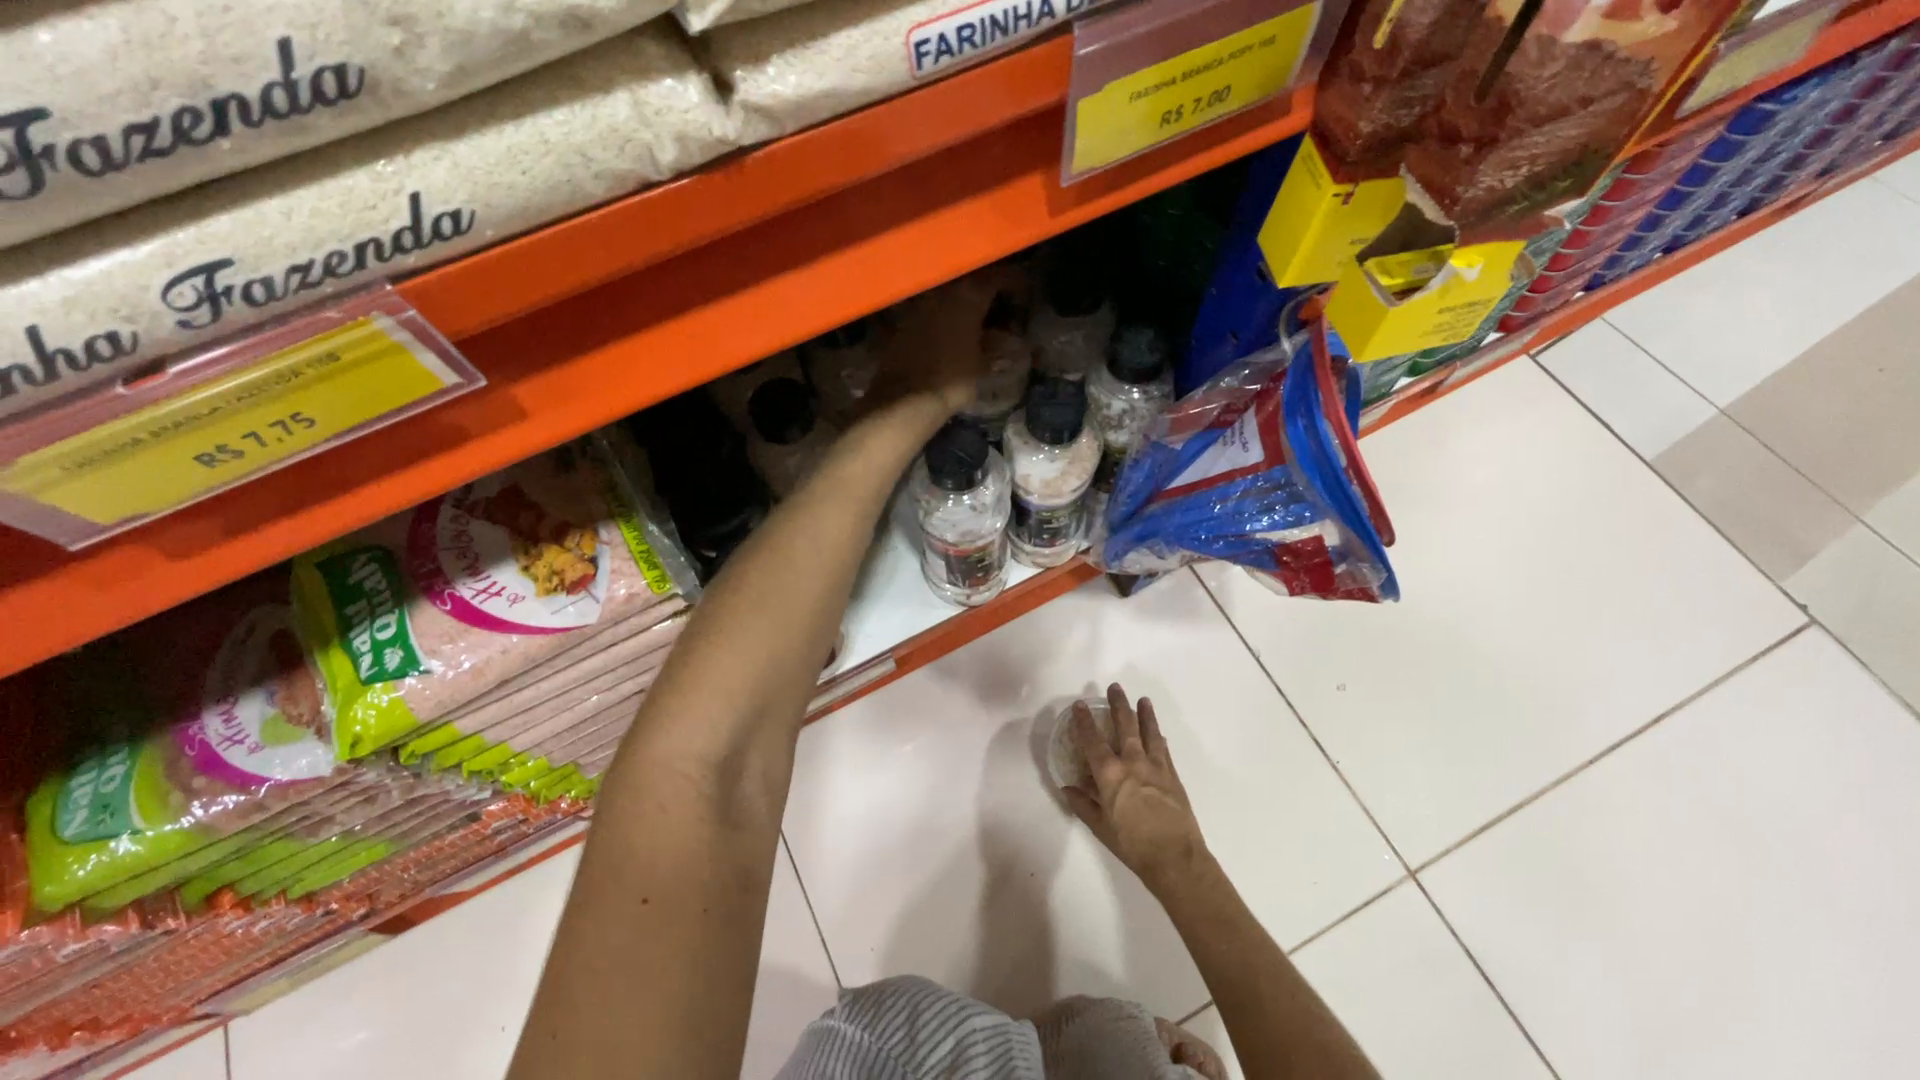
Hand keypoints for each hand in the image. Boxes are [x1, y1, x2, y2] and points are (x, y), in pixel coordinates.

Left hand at [869, 264, 1021, 412]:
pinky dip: (944, 315)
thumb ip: (996, 347)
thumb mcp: (983, 365)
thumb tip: (1003, 341)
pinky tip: (951, 331)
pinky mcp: (904, 320)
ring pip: (948, 293)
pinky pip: (931, 309)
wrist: (905, 399)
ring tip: (976, 318)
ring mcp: (920, 303)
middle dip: (987, 290)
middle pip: (970, 280)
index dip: (1014, 283)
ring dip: (963, 302)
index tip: (1022, 294)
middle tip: (1000, 305)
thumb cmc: (952, 380)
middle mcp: (943, 291)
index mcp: (969, 296)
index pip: (998, 277)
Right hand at [1063, 684, 1211, 895]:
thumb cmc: (1132, 844)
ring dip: (1145, 715)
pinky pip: (1165, 751)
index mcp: (1111, 775)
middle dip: (1118, 706)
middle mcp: (1133, 764)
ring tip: (1143, 700)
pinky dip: (1159, 739)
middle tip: (1115, 687)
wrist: (1175, 857)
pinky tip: (1159, 734)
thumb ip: (1083, 805)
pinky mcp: (1173, 777)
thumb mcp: (1100, 827)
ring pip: (1149, 733)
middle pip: (1125, 727)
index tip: (1081, 704)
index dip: (1085, 722)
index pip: (1093, 742)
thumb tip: (1067, 788)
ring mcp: (1157, 768)